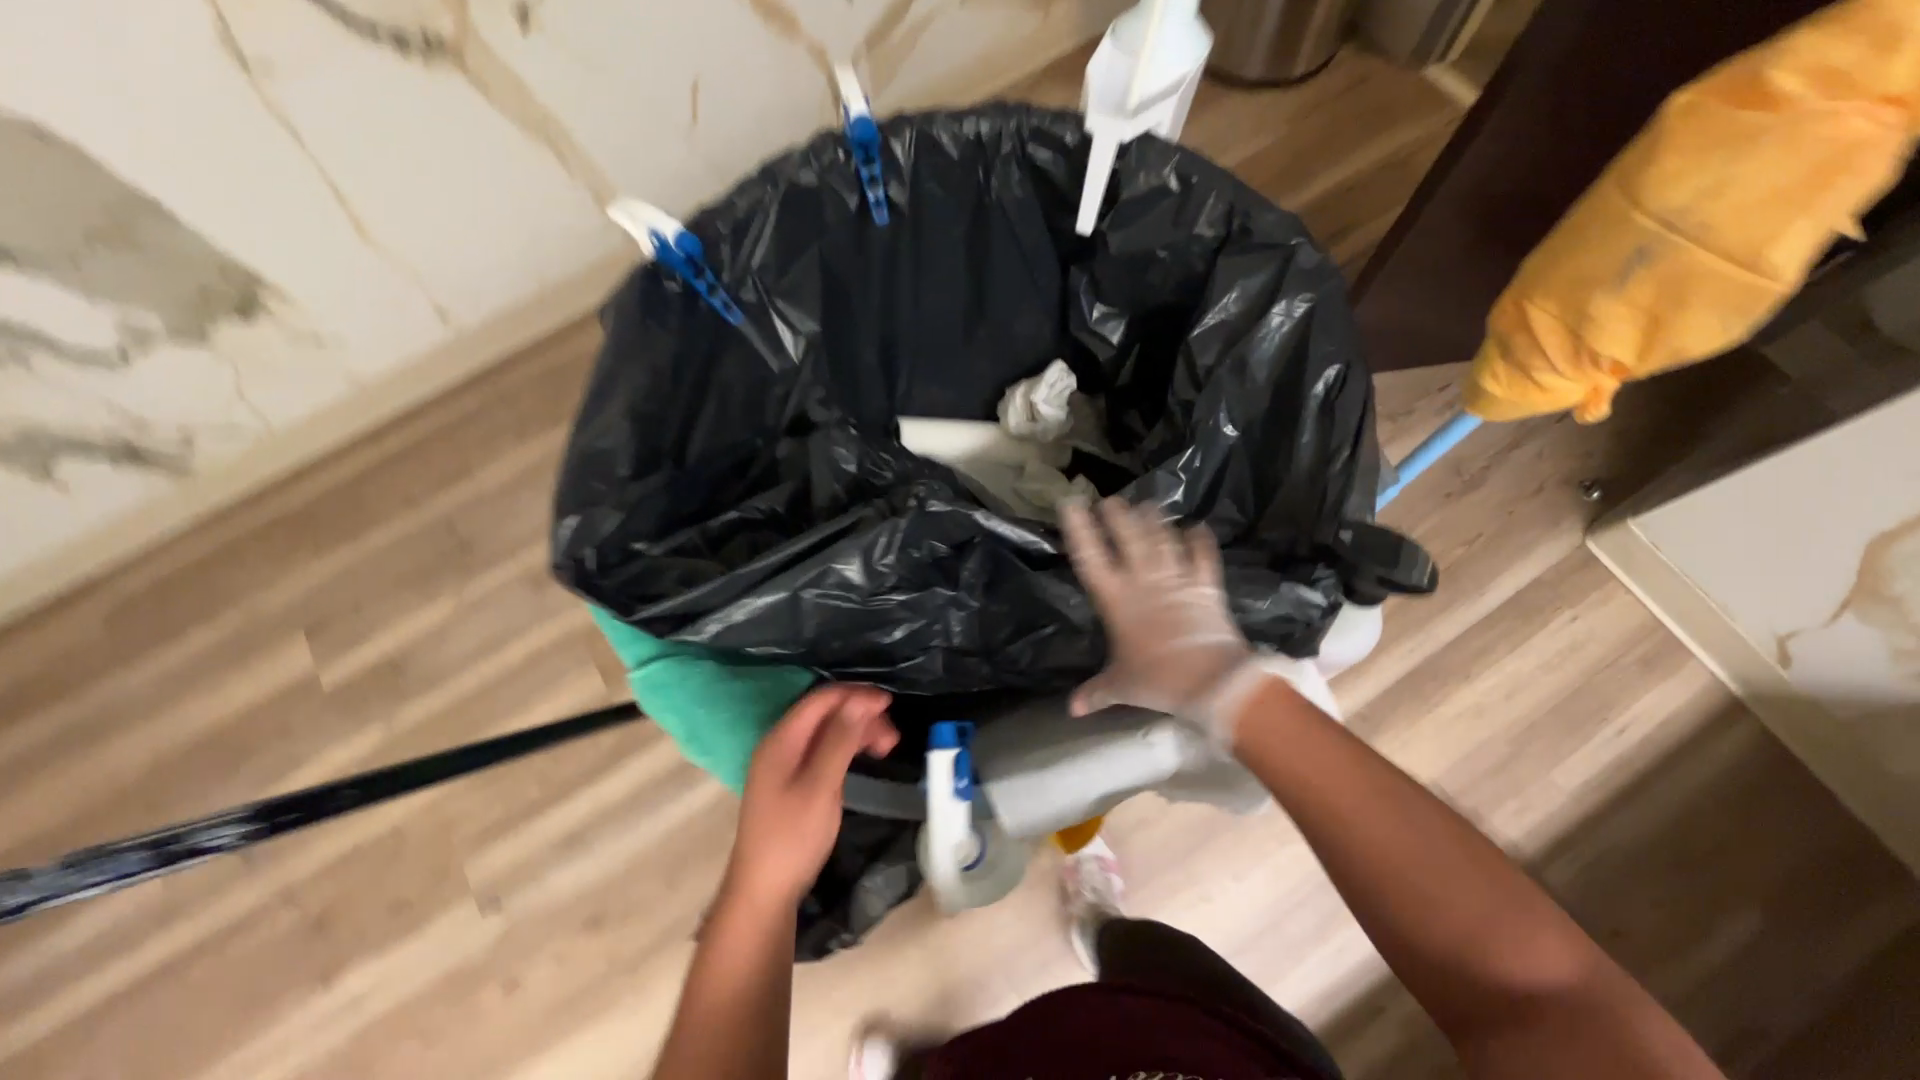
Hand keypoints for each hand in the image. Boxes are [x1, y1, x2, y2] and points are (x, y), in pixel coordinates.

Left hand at [722, 684, 899, 908]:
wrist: (765, 890)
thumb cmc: (793, 837)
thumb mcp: (821, 786)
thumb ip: (839, 740)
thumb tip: (860, 700)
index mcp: (781, 740)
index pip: (820, 699)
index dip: (855, 695)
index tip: (890, 703)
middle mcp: (780, 745)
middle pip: (824, 714)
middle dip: (860, 715)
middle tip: (893, 736)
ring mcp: (785, 765)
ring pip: (826, 733)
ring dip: (857, 732)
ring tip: (888, 747)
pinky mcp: (792, 783)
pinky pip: (822, 752)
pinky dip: (846, 750)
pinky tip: (864, 759)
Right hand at [1060, 498, 1256, 739]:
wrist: (1211, 680)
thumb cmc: (1158, 680)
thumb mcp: (1121, 686)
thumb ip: (1095, 692)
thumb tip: (1071, 709)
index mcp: (1116, 599)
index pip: (1091, 556)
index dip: (1079, 527)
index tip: (1071, 502)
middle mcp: (1144, 580)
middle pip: (1129, 536)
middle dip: (1118, 515)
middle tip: (1112, 500)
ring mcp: (1177, 579)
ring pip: (1163, 539)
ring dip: (1154, 521)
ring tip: (1148, 505)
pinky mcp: (1207, 585)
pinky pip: (1203, 555)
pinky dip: (1200, 540)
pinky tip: (1198, 527)